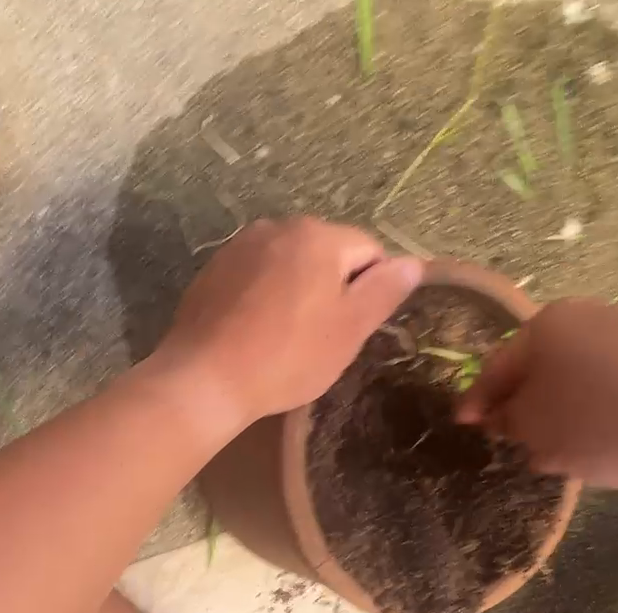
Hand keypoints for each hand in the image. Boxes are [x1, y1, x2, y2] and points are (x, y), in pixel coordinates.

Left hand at [143, 218, 421, 424]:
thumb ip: (384, 292)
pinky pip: (252, 280)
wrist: (204, 379)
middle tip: (318, 340)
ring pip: (286, 266)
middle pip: (324, 254)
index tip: (351, 330)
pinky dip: (260, 300)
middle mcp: (277, 227)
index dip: (369, 291)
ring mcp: (238, 247)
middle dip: (329, 290)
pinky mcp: (211, 272)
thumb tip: (413, 263)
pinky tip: (252, 335)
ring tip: (282, 340)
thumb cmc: (286, 357)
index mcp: (318, 236)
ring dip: (294, 294)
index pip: (368, 251)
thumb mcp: (348, 331)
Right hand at [456, 298, 617, 490]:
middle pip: (538, 365)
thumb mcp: (539, 432)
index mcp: (544, 327)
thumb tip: (500, 416)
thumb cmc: (604, 422)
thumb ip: (508, 421)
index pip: (494, 367)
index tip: (465, 426)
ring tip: (556, 440)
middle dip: (522, 400)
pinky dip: (597, 401)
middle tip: (510, 433)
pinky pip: (612, 376)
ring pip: (576, 370)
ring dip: (560, 403)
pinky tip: (601, 431)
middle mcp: (585, 314)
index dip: (476, 401)